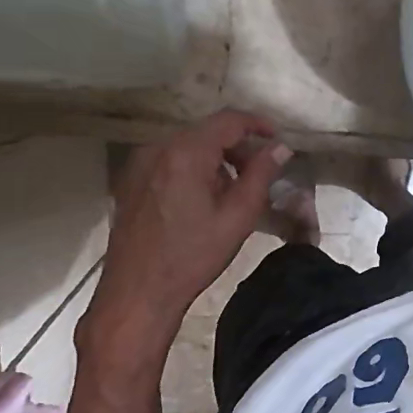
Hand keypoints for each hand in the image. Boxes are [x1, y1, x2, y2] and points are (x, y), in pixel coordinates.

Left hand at [83, 111, 291, 359]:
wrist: (137, 292)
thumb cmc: (193, 256)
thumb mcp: (238, 216)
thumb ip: (261, 174)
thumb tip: (281, 147)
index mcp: (185, 153)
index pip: (228, 120)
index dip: (257, 124)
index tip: (277, 140)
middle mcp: (158, 148)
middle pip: (207, 132)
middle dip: (237, 146)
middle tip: (260, 172)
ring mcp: (140, 164)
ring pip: (188, 146)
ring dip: (216, 159)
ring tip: (233, 191)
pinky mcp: (131, 181)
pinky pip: (170, 161)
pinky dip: (193, 168)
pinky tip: (203, 200)